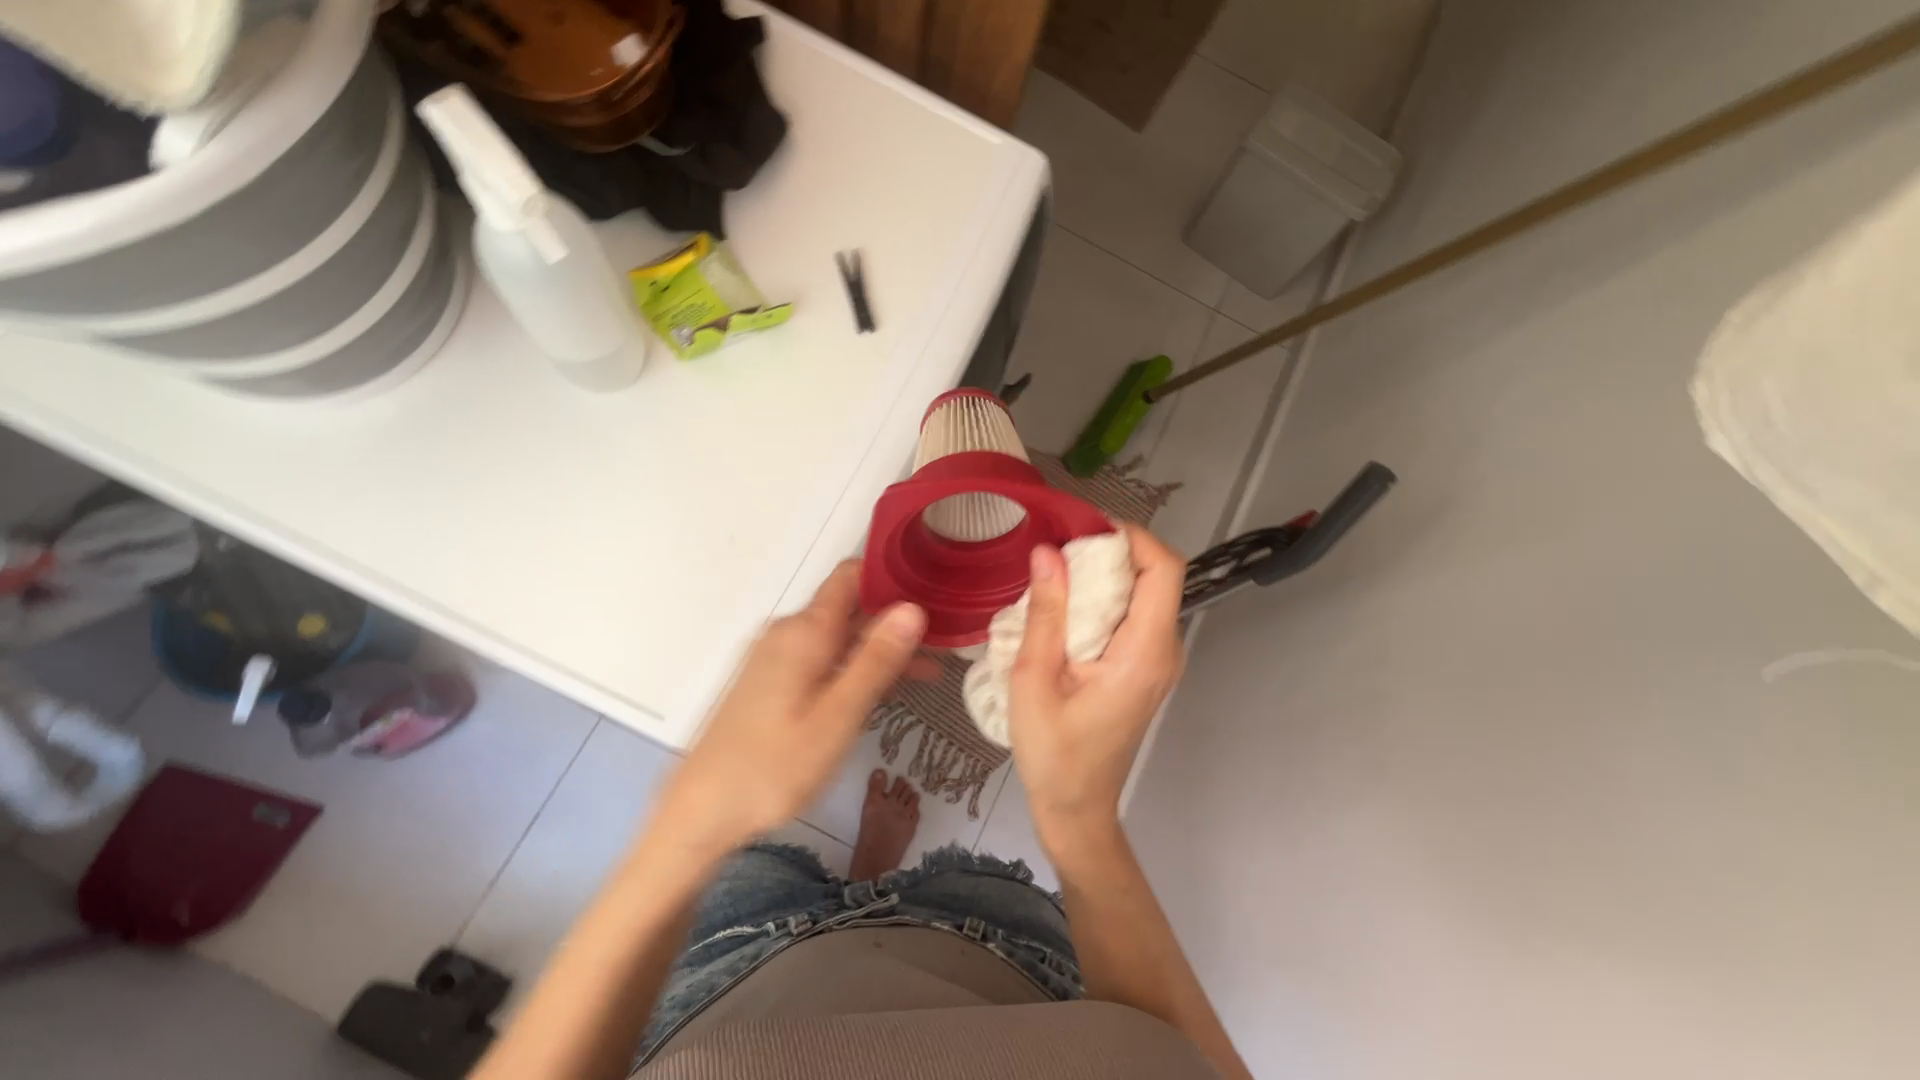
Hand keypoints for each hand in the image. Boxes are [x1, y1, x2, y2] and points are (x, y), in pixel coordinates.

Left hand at [657, 561, 927, 855]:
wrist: (702, 811)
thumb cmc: (774, 767)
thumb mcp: (837, 716)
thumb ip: (875, 660)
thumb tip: (913, 608)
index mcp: (804, 632)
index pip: (852, 575)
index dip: (894, 574)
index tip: (936, 588)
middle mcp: (788, 633)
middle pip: (850, 606)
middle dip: (897, 617)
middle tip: (948, 637)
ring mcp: (776, 658)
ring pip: (840, 636)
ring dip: (881, 647)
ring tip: (931, 669)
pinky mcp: (771, 682)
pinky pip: (823, 659)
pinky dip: (855, 667)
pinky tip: (884, 690)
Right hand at [1009, 525, 1185, 851]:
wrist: (1076, 808)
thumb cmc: (1053, 754)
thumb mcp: (1034, 681)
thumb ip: (1045, 614)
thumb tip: (1048, 552)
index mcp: (1144, 652)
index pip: (1163, 569)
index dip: (1131, 537)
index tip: (1082, 529)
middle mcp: (1164, 651)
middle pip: (1156, 576)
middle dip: (1111, 552)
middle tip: (1057, 551)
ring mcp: (1160, 661)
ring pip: (1145, 594)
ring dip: (1106, 576)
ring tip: (1054, 577)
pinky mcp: (1146, 669)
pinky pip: (1134, 616)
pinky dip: (1105, 600)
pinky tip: (1065, 610)